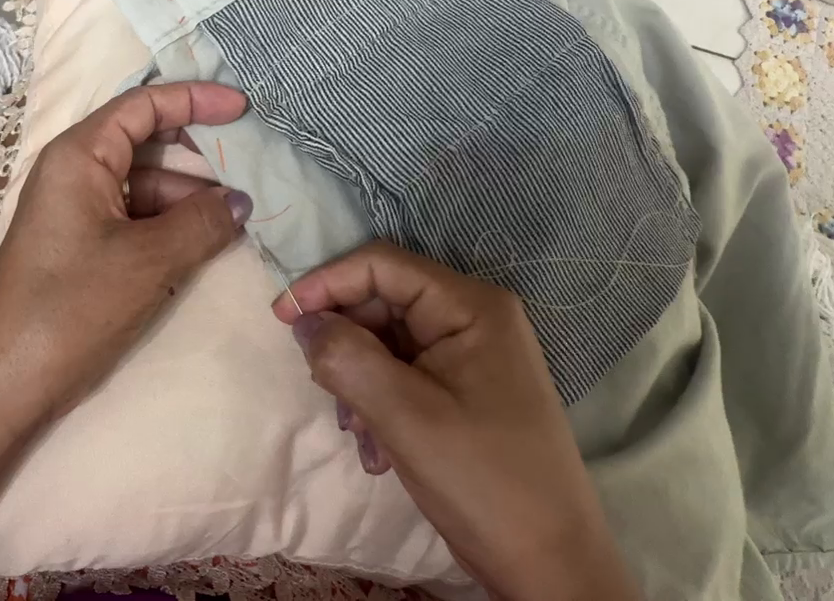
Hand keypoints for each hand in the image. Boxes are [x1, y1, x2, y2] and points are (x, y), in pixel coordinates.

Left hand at [0, 80, 252, 424]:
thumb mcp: (149, 261)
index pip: (143, 105)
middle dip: (198, 150)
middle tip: (252, 164)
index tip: (244, 107)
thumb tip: (242, 201)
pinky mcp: (79, 242)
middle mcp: (74, 169)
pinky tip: (206, 239)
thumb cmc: (72, 306)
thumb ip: (203, 223)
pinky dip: (170, 222)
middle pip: (144, 140)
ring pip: (143, 182)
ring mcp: (74, 207)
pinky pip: (133, 214)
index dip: (195, 99)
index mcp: (80, 154)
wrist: (5, 380)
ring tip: (241, 212)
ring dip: (189, 194)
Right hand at [273, 242, 639, 600]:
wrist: (552, 569)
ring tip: (355, 431)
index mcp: (469, 307)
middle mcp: (471, 318)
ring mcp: (468, 353)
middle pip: (380, 301)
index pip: (380, 265)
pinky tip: (375, 447)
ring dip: (356, 378)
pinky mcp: (461, 387)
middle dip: (344, 341)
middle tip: (323, 387)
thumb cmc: (483, 481)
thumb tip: (303, 322)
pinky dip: (376, 400)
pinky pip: (400, 370)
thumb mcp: (404, 416)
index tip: (282, 318)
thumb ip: (346, 357)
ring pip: (384, 339)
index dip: (326, 282)